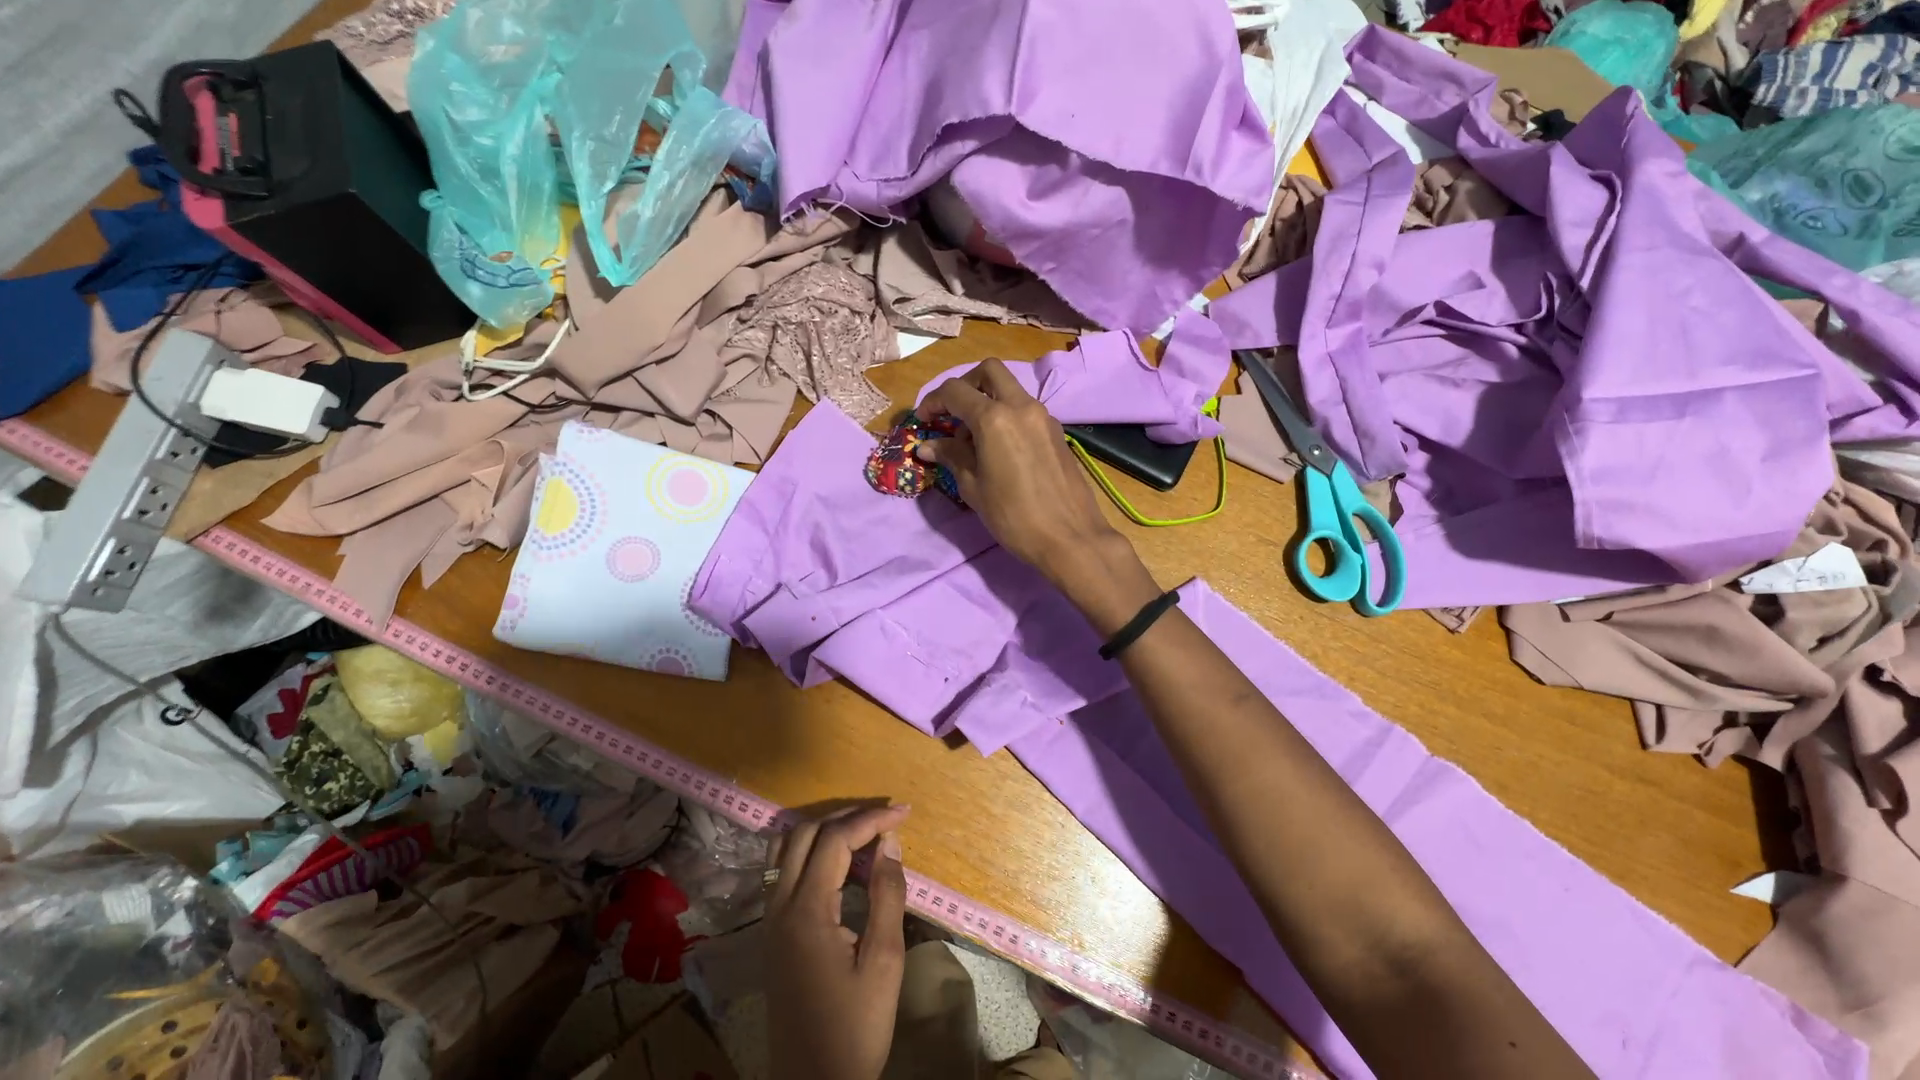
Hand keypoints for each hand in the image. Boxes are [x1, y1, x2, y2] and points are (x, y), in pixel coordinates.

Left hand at [765, 805, 911, 1079]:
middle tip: (888, 817)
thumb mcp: (884, 961)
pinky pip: (784, 871)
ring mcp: (770, 919)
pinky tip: (841, 864)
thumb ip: (886, 895)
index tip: (905, 812)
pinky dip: (812, 853)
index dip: (870, 818)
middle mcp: (778, 905)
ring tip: (866, 832)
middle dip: (847, 817)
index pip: (834, 840)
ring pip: (788, 849)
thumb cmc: (855, 1026)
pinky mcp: (772, 933)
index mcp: (805, 911)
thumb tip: (889, 842)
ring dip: (825, 831)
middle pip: (805, 834)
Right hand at [917, 361, 1159, 631]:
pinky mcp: (1057, 431)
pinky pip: (1025, 409)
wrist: (1070, 538)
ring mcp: (1043, 417)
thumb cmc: (1013, 517)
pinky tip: (999, 448)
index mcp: (994, 418)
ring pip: (1010, 388)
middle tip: (951, 413)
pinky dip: (1006, 415)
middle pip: (989, 371)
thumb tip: (928, 446)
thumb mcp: (974, 487)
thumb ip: (951, 457)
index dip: (933, 402)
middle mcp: (1021, 406)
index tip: (923, 421)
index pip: (955, 392)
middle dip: (965, 385)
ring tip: (973, 438)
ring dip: (987, 400)